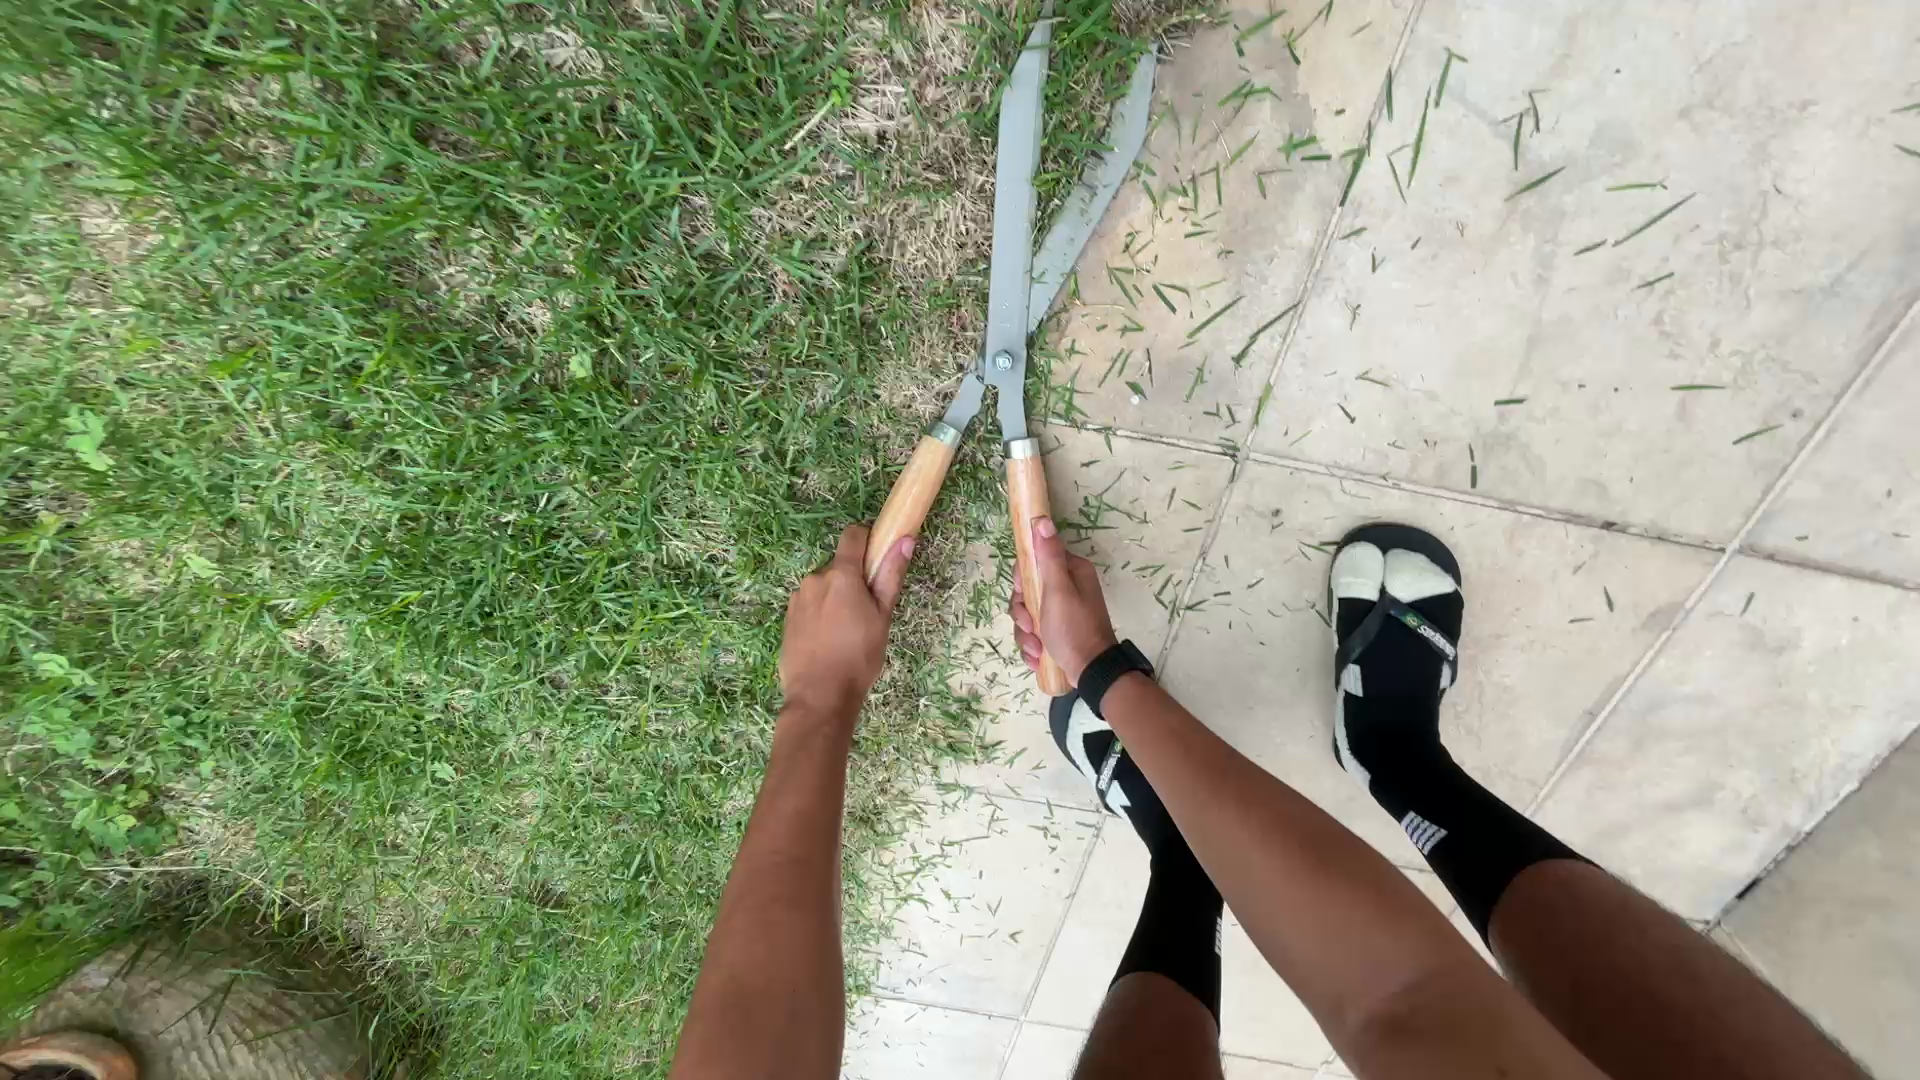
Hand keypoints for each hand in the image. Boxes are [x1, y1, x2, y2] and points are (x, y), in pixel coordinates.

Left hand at [779, 524, 913, 724]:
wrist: (819, 697)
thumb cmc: (859, 657)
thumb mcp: (883, 617)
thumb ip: (891, 576)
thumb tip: (904, 540)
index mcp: (840, 575)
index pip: (853, 535)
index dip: (868, 538)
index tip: (879, 556)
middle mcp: (814, 578)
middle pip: (839, 566)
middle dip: (853, 580)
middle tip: (867, 612)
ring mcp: (797, 598)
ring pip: (823, 587)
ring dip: (836, 598)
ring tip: (847, 632)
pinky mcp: (787, 618)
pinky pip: (810, 604)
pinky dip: (821, 613)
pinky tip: (829, 641)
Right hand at [1010, 516, 1118, 685]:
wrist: (1091, 671)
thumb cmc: (1074, 629)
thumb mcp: (1058, 590)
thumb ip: (1048, 556)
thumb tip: (1042, 520)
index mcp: (1071, 572)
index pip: (1034, 561)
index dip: (1023, 580)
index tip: (1024, 595)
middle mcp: (1067, 587)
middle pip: (1027, 590)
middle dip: (1023, 613)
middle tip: (1031, 626)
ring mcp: (1061, 611)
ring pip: (1027, 614)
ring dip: (1026, 634)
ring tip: (1037, 648)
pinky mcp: (1056, 631)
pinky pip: (1033, 632)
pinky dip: (1032, 645)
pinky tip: (1039, 656)